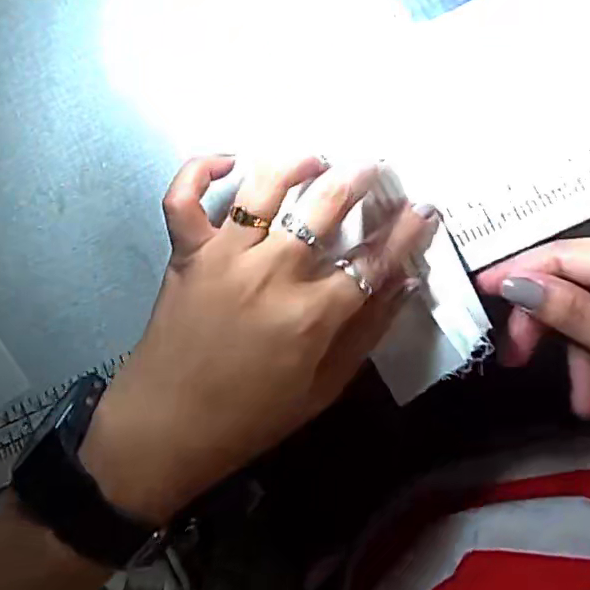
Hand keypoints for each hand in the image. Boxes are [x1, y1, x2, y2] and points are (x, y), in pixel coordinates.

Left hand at [78, 155, 438, 523]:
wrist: (166, 429)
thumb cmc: (252, 416)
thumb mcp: (324, 387)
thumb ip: (368, 331)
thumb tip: (406, 282)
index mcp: (311, 315)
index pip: (372, 260)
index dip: (405, 232)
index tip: (423, 209)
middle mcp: (271, 274)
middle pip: (324, 208)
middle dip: (359, 180)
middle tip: (374, 167)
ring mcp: (224, 258)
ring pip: (263, 190)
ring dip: (295, 166)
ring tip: (316, 160)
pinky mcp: (186, 253)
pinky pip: (184, 199)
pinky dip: (200, 170)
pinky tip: (228, 162)